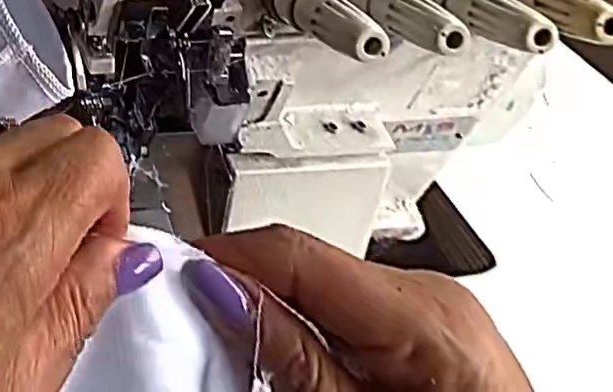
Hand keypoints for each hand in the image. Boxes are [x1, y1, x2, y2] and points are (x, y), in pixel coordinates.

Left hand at [0, 114, 165, 391]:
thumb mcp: (27, 373)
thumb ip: (85, 294)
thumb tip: (118, 249)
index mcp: (15, 227)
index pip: (99, 153)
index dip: (110, 199)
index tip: (94, 244)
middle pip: (63, 131)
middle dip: (75, 180)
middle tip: (56, 247)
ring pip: (18, 134)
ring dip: (30, 176)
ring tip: (1, 246)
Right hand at [184, 224, 529, 391]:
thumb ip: (295, 359)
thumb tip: (224, 292)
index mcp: (428, 314)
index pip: (298, 252)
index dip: (229, 256)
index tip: (180, 273)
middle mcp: (432, 294)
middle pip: (304, 261)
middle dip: (245, 282)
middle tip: (194, 315)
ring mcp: (432, 306)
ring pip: (320, 281)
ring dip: (272, 303)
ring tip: (235, 337)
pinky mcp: (428, 325)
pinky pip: (345, 304)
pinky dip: (305, 321)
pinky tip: (283, 347)